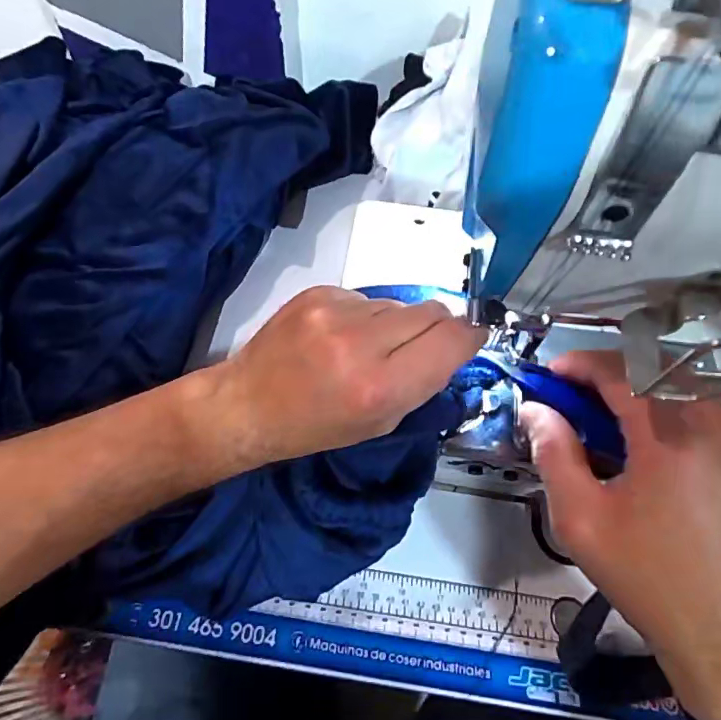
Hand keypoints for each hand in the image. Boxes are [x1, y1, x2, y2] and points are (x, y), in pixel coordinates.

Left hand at [209, 286, 484, 468]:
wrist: (248, 404)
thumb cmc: (314, 427)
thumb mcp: (379, 423)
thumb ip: (420, 383)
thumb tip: (451, 344)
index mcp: (380, 387)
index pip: (451, 340)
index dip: (470, 337)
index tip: (473, 337)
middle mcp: (360, 343)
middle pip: (432, 311)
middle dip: (438, 327)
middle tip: (422, 345)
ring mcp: (336, 311)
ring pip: (399, 303)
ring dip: (398, 322)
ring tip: (370, 347)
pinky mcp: (318, 293)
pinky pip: (366, 298)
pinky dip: (366, 315)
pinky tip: (342, 336)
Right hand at [522, 350, 720, 719]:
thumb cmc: (649, 581)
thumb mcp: (582, 520)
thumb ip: (554, 454)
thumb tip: (535, 411)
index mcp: (673, 437)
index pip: (622, 371)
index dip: (581, 364)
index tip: (551, 374)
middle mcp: (718, 427)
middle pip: (657, 371)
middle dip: (611, 373)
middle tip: (576, 397)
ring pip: (687, 390)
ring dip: (644, 391)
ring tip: (610, 423)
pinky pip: (710, 417)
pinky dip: (673, 413)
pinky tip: (652, 451)